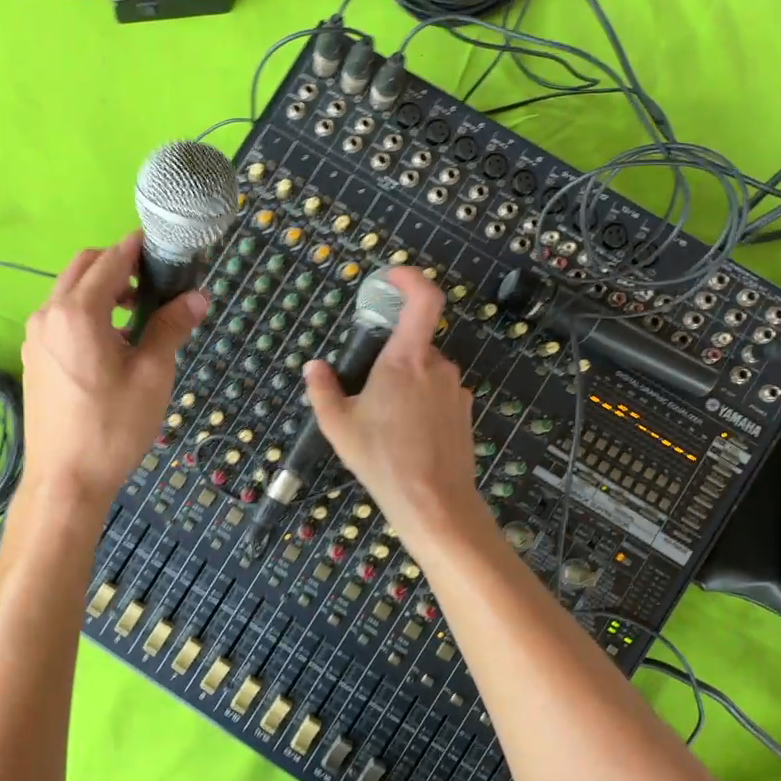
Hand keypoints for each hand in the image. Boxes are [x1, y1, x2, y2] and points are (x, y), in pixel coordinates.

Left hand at [20, 233, 205, 504]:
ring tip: (136, 316)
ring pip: (69, 292)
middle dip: (119, 264)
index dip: (139, 248)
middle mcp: (48, 314)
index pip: (111, 259)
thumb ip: (171, 327)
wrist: (65, 481)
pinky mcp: (33, 357)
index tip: (166, 249)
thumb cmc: (113, 428)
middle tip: (154, 284)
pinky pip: (60, 317)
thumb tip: (197, 297)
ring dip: (101, 289)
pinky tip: (110, 343)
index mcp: (77, 312)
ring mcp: (35, 337)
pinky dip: (85, 312)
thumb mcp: (152, 375)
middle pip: (84, 267)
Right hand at [302, 268, 484, 537]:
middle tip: (367, 393)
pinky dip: (420, 404)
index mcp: (406, 360)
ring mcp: (455, 390)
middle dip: (391, 359)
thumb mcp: (338, 426)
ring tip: (384, 424)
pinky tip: (406, 438)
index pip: (424, 299)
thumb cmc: (382, 459)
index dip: (411, 279)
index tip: (391, 278)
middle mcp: (437, 367)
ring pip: (426, 372)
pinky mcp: (465, 412)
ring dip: (405, 385)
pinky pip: (438, 395)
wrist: (433, 502)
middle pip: (415, 344)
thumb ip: (323, 390)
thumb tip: (315, 368)